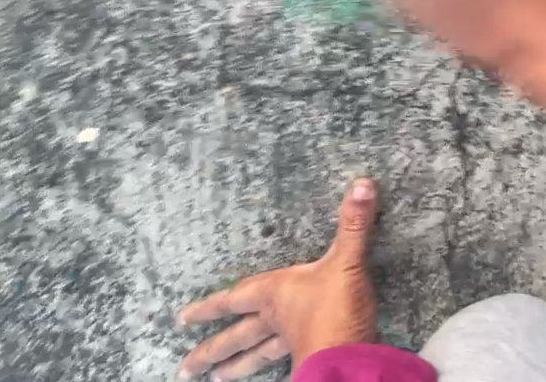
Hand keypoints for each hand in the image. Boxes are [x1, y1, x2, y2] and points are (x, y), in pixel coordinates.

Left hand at [177, 179, 380, 379]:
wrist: (350, 358)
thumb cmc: (336, 307)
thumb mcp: (347, 260)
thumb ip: (354, 223)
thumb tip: (363, 182)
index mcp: (277, 294)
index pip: (236, 298)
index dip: (210, 306)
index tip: (182, 319)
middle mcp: (278, 318)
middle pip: (239, 335)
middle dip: (212, 349)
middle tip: (185, 368)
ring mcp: (292, 340)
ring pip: (257, 352)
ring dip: (238, 364)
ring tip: (217, 377)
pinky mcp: (311, 354)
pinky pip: (283, 357)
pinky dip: (273, 363)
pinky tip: (275, 368)